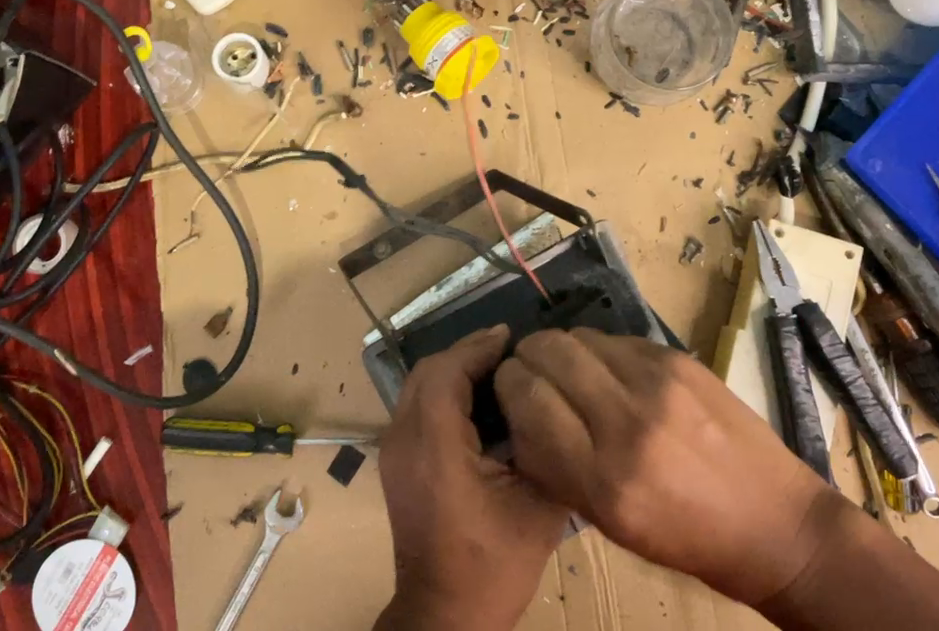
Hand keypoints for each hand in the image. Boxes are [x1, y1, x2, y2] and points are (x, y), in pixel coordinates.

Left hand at [374, 326, 567, 630]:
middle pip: (427, 372)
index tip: (512, 335)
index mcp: (434, 446)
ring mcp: (392, 450)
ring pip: (417, 387)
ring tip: (497, 368)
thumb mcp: (535, 505)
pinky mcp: (395, 462)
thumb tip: (545, 399)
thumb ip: (540, 444)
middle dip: (465, 353)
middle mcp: (403, 439)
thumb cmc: (493, 563)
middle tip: (508, 350)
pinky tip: (476, 401)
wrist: (446, 611)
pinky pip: (416, 407)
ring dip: (453, 371)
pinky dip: (443, 392)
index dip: (477, 347)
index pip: (446, 372)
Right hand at [493, 328, 842, 606]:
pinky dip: (600, 352)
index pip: (525, 397)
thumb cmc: (684, 538)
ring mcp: (657, 384)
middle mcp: (626, 423)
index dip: (508, 387)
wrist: (776, 525)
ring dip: (562, 351)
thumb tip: (516, 409)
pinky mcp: (679, 361)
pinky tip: (612, 375)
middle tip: (534, 376)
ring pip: (576, 336)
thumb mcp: (606, 522)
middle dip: (527, 360)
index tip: (512, 395)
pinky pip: (614, 338)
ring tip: (573, 375)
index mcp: (602, 480)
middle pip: (545, 352)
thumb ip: (553, 464)